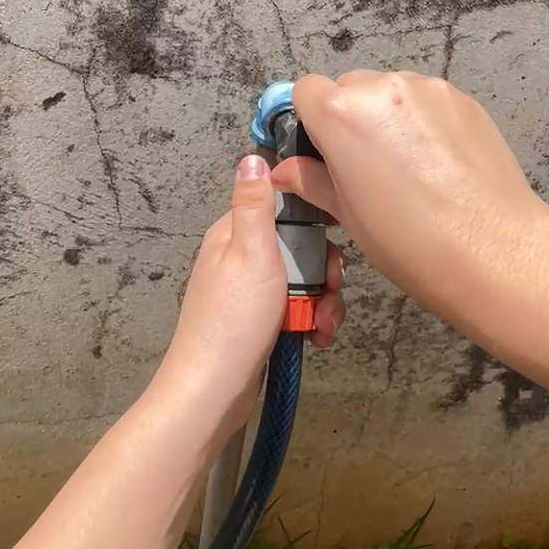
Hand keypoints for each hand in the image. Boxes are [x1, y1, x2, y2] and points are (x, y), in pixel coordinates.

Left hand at [162, 156, 346, 412]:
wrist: (215, 392)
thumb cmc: (234, 319)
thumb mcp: (250, 253)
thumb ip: (255, 205)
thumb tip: (251, 156)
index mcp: (234, 234)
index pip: (283, 206)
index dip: (312, 220)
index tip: (333, 238)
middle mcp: (241, 257)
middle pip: (300, 246)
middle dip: (324, 270)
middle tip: (329, 290)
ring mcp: (251, 291)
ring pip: (304, 279)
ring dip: (321, 301)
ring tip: (322, 325)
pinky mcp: (261, 320)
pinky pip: (297, 307)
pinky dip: (311, 319)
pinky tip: (315, 337)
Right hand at [270, 71, 548, 311]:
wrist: (494, 250)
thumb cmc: (414, 242)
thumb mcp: (348, 215)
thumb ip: (313, 181)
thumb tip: (287, 171)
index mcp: (343, 114)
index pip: (306, 90)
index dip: (309, 119)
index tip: (320, 149)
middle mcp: (383, 88)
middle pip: (349, 87)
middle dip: (349, 118)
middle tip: (364, 165)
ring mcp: (428, 89)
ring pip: (389, 91)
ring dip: (387, 117)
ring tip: (407, 166)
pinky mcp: (462, 98)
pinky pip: (426, 100)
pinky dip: (421, 121)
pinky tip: (436, 162)